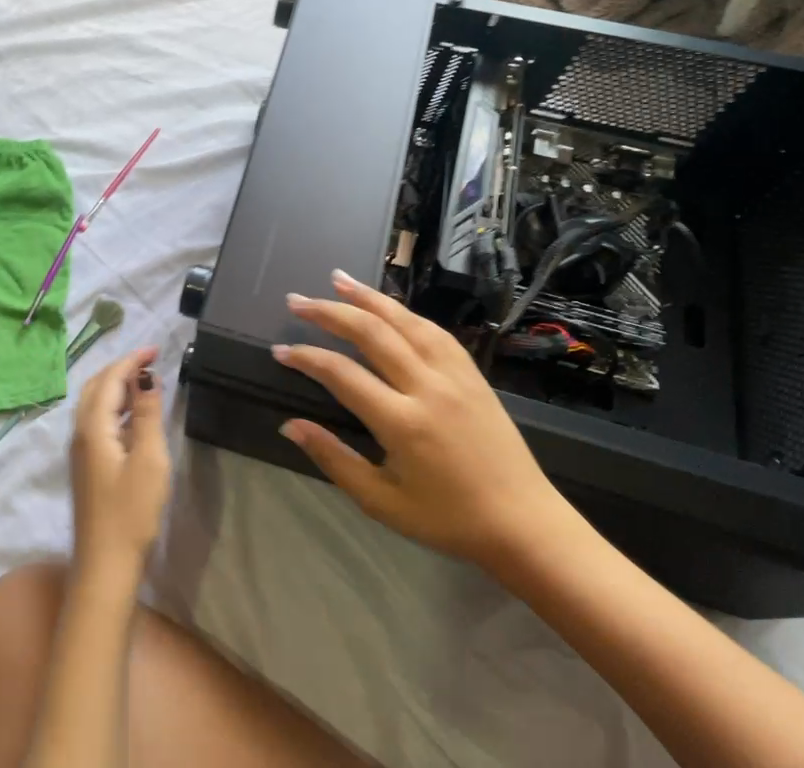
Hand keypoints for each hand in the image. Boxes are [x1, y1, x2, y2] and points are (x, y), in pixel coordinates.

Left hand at [69, 347, 171, 575]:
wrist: (105, 564)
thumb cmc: (131, 512)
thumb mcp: (149, 460)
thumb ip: (148, 416)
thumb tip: (147, 378)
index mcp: (92, 427)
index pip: (109, 380)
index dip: (131, 360)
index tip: (155, 348)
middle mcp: (79, 434)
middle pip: (95, 387)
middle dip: (120, 368)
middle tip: (150, 361)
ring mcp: (80, 452)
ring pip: (93, 405)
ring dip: (116, 388)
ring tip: (146, 383)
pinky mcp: (86, 467)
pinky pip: (97, 423)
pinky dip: (115, 408)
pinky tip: (135, 418)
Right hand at [273, 269, 574, 568]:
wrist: (523, 523)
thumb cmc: (447, 520)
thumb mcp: (381, 501)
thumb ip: (334, 459)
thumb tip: (290, 426)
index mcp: (402, 422)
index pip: (342, 374)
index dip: (306, 358)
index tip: (280, 349)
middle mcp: (428, 388)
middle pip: (373, 334)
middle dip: (330, 312)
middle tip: (297, 300)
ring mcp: (456, 377)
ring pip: (406, 322)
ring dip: (369, 298)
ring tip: (338, 280)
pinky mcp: (474, 376)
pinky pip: (436, 332)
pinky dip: (407, 313)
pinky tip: (389, 306)